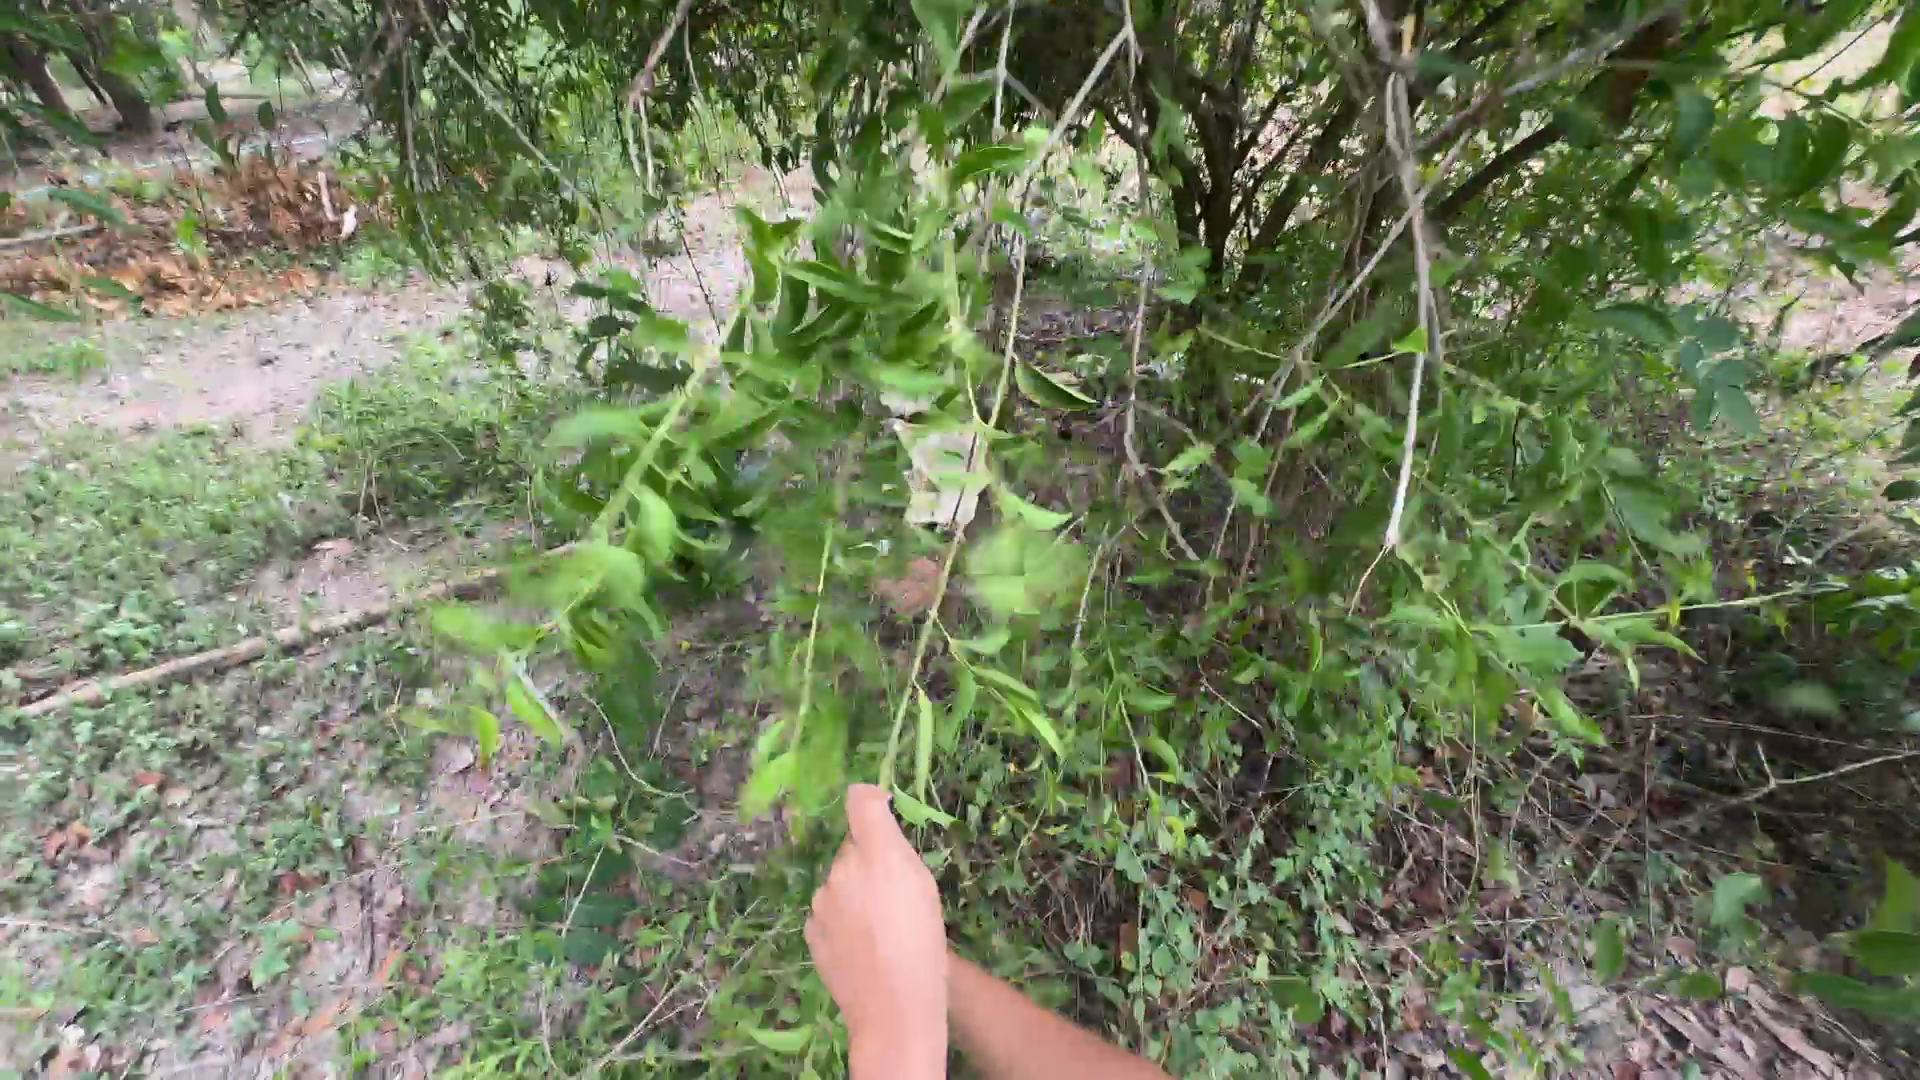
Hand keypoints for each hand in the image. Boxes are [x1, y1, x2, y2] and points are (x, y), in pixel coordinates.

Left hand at [805, 785, 947, 1077]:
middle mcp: (842, 868)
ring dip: (852, 890)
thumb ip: (896, 851)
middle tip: (890, 892)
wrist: (894, 1008)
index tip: (880, 805)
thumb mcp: (923, 885)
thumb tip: (880, 832)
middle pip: (852, 846)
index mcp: (877, 853)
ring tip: (876, 926)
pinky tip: (859, 943)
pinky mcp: (810, 928)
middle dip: (867, 858)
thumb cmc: (923, 943)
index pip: (859, 800)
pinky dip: (840, 917)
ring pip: (838, 880)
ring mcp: (821, 900)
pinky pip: (827, 909)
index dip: (868, 796)